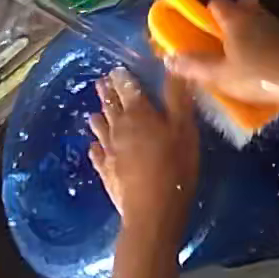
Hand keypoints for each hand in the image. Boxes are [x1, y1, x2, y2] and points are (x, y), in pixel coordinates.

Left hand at [88, 68, 199, 246]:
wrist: (152, 210)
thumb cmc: (174, 165)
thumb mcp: (185, 128)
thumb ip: (178, 97)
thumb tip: (172, 67)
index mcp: (138, 113)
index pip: (128, 88)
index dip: (123, 77)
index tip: (116, 68)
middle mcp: (119, 127)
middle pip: (111, 105)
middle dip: (108, 92)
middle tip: (101, 82)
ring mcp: (110, 151)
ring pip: (101, 128)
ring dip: (98, 117)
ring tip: (93, 111)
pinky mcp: (106, 172)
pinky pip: (97, 154)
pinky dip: (95, 146)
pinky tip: (94, 146)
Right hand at [166, 0, 278, 107]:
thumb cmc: (257, 76)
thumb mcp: (220, 75)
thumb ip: (194, 65)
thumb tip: (169, 56)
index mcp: (235, 17)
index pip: (216, 1)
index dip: (205, 12)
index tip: (200, 29)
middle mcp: (255, 13)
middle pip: (237, 6)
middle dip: (228, 19)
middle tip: (220, 41)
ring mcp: (275, 22)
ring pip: (255, 18)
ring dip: (246, 29)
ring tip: (239, 53)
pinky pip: (269, 31)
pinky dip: (262, 40)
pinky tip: (260, 60)